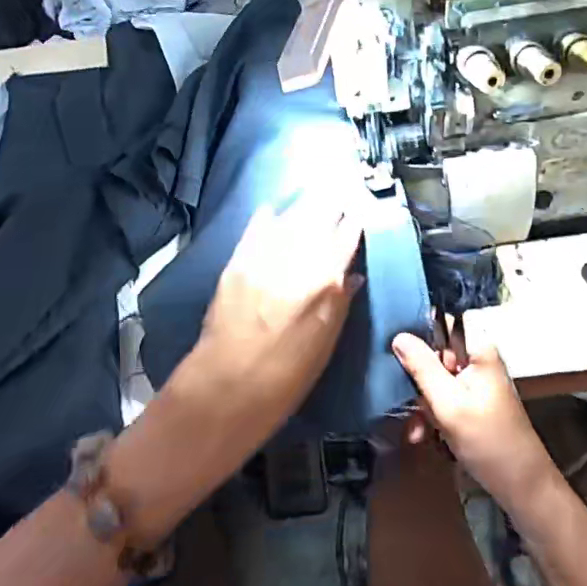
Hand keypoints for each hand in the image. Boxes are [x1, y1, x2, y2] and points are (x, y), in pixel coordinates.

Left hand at [186, 194, 363, 431]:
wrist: (227, 387)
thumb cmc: (287, 376)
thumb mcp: (326, 341)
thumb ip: (341, 301)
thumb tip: (351, 275)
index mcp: (326, 282)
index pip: (347, 236)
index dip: (355, 221)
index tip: (359, 213)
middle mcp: (297, 259)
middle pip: (320, 216)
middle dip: (331, 205)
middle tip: (339, 197)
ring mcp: (264, 256)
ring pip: (291, 216)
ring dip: (305, 206)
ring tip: (314, 198)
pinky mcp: (238, 260)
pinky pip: (257, 227)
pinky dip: (269, 216)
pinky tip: (275, 210)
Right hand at [391, 329, 558, 513]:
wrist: (520, 485)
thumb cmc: (488, 440)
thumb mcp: (448, 403)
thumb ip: (422, 367)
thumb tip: (398, 336)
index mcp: (479, 349)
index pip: (445, 319)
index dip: (420, 329)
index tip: (398, 348)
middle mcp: (477, 359)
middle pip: (435, 350)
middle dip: (417, 377)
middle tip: (410, 402)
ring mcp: (473, 381)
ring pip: (434, 377)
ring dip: (421, 402)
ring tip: (418, 430)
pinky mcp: (469, 401)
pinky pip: (441, 396)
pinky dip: (431, 413)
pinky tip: (423, 435)